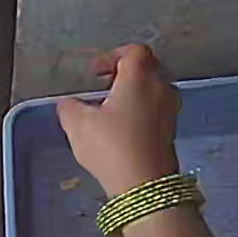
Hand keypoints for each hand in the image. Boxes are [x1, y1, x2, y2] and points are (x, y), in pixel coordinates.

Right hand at [55, 44, 181, 195]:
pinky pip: (155, 113)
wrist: (143, 185)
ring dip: (132, 96)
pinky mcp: (170, 132)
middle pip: (146, 69)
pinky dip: (139, 114)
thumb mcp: (78, 126)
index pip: (133, 51)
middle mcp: (161, 88)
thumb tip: (67, 103)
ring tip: (110, 113)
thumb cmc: (111, 147)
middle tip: (103, 89)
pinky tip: (121, 132)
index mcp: (140, 77)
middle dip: (124, 75)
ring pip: (152, 92)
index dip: (112, 56)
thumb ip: (69, 108)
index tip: (95, 73)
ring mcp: (170, 111)